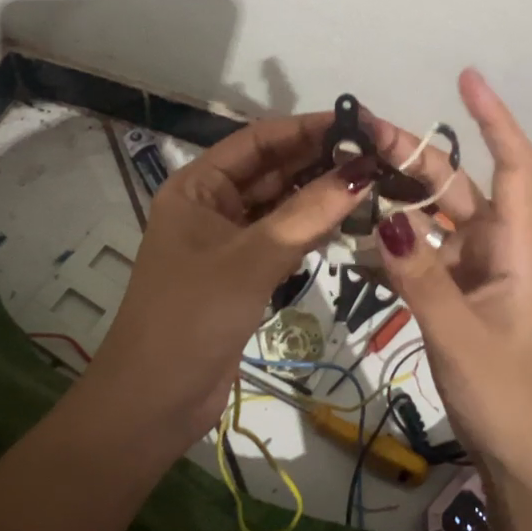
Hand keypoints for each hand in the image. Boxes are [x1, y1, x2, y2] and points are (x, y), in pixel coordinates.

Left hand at [84, 113, 372, 447]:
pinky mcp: (245, 273)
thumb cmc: (191, 319)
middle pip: (274, 169)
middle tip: (378, 153)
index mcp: (198, 186)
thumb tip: (363, 171)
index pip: (259, 140)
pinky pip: (286, 237)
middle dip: (321, 160)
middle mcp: (212, 204)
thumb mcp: (252, 259)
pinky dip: (315, 228)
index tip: (357, 123)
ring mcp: (229, 240)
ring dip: (322, 194)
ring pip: (283, 204)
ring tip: (376, 180)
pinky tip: (353, 220)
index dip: (307, 128)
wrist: (153, 406)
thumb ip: (308, 214)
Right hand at [369, 70, 531, 530]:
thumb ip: (421, 278)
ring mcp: (470, 269)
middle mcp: (493, 246)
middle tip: (360, 131)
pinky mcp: (451, 292)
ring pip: (432, 215)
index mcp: (514, 245)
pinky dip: (391, 237)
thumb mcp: (459, 335)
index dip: (494, 119)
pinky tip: (355, 231)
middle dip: (414, 154)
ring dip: (397, 192)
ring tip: (351, 170)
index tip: (466, 79)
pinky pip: (417, 251)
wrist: (517, 457)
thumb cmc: (504, 394)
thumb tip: (384, 217)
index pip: (514, 165)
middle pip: (455, 184)